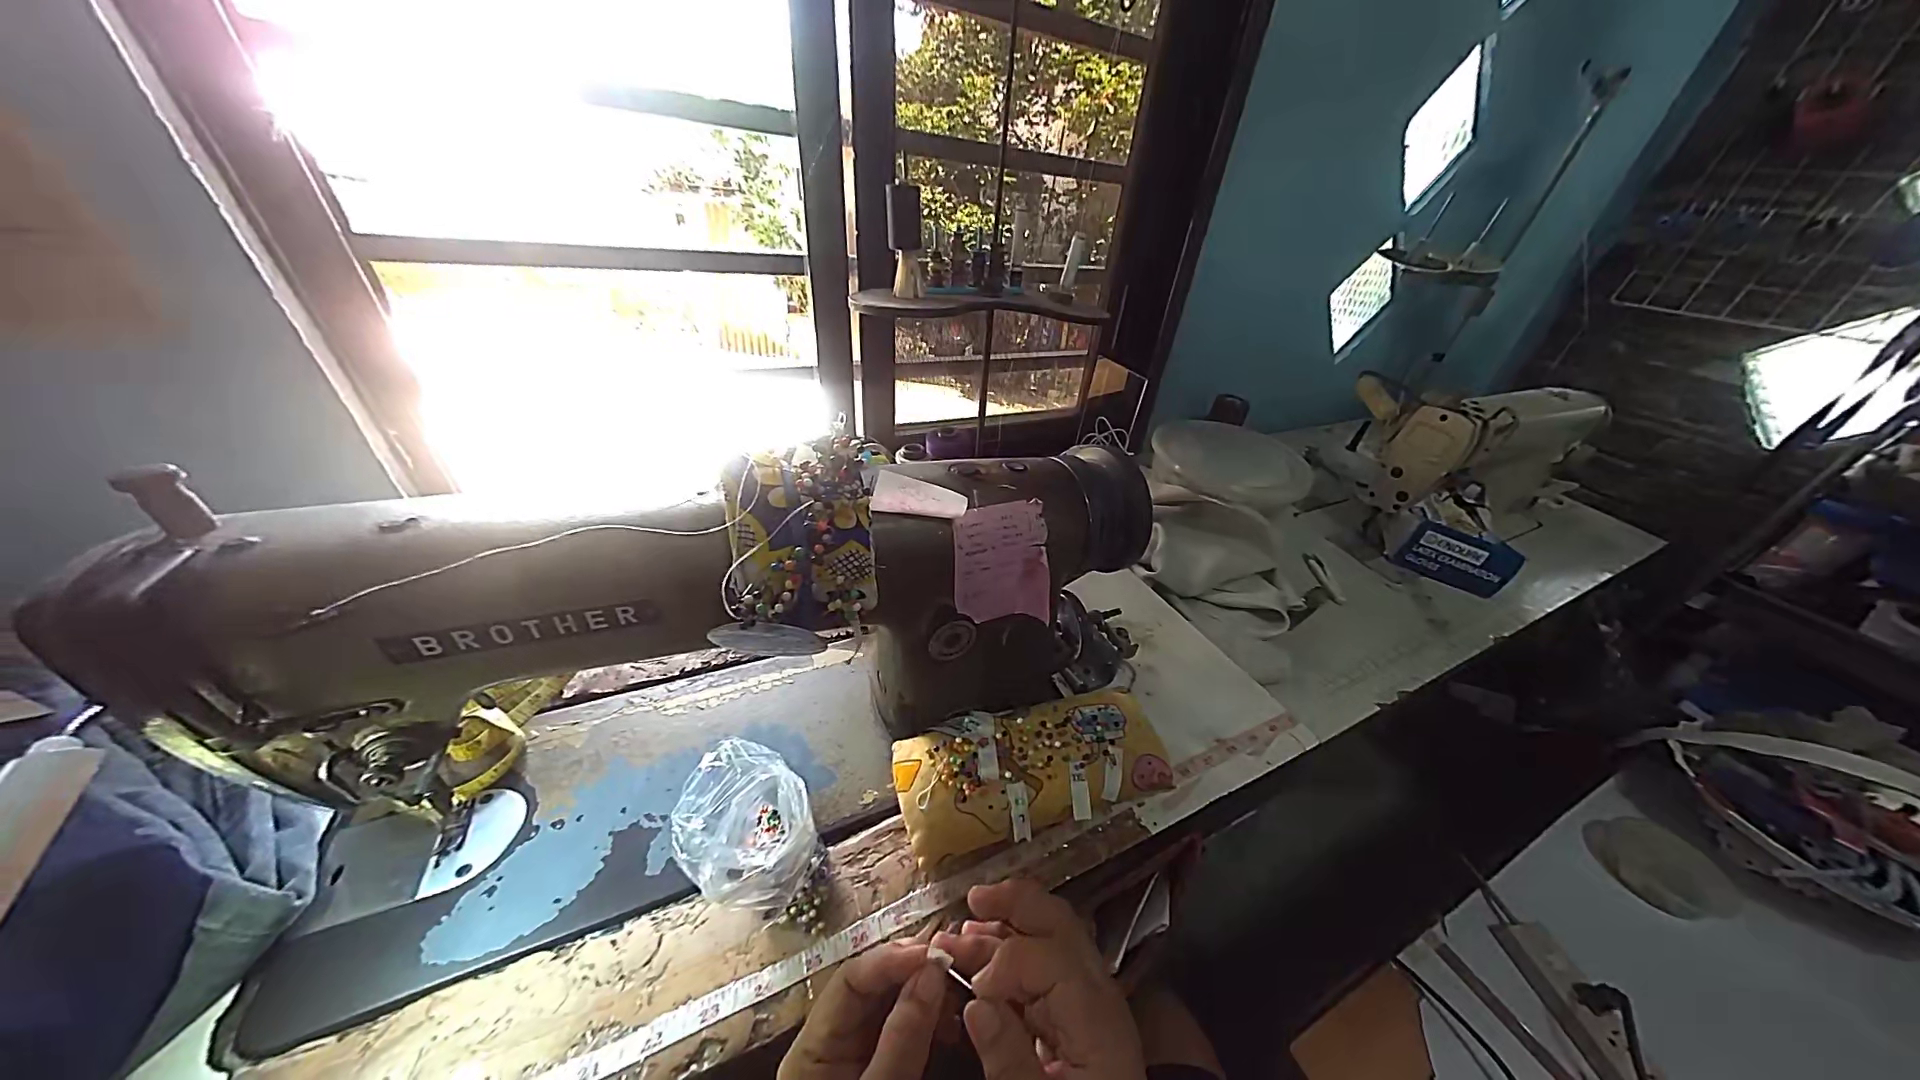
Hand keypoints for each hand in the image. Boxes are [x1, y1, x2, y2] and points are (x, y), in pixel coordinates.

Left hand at [779, 941, 953, 1079]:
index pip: (850, 978)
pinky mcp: (884, 1063)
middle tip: (952, 959)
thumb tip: (931, 972)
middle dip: (914, 967)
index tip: (930, 952)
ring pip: (895, 1000)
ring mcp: (860, 1049)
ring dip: (928, 988)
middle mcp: (834, 1038)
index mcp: (812, 1046)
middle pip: (875, 985)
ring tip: (958, 984)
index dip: (890, 959)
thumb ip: (900, 1039)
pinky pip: (909, 1025)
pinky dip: (933, 1015)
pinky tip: (954, 1013)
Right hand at [935, 879, 1146, 1079]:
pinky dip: (1006, 954)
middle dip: (1016, 903)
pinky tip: (977, 958)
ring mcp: (1087, 1001)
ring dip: (1004, 926)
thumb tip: (977, 1005)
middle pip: (1061, 926)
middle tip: (974, 898)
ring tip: (961, 933)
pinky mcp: (1072, 1014)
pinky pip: (1040, 967)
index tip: (973, 988)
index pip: (1052, 959)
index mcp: (1099, 1019)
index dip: (1006, 961)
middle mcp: (1098, 996)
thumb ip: (1011, 1062)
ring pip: (1048, 939)